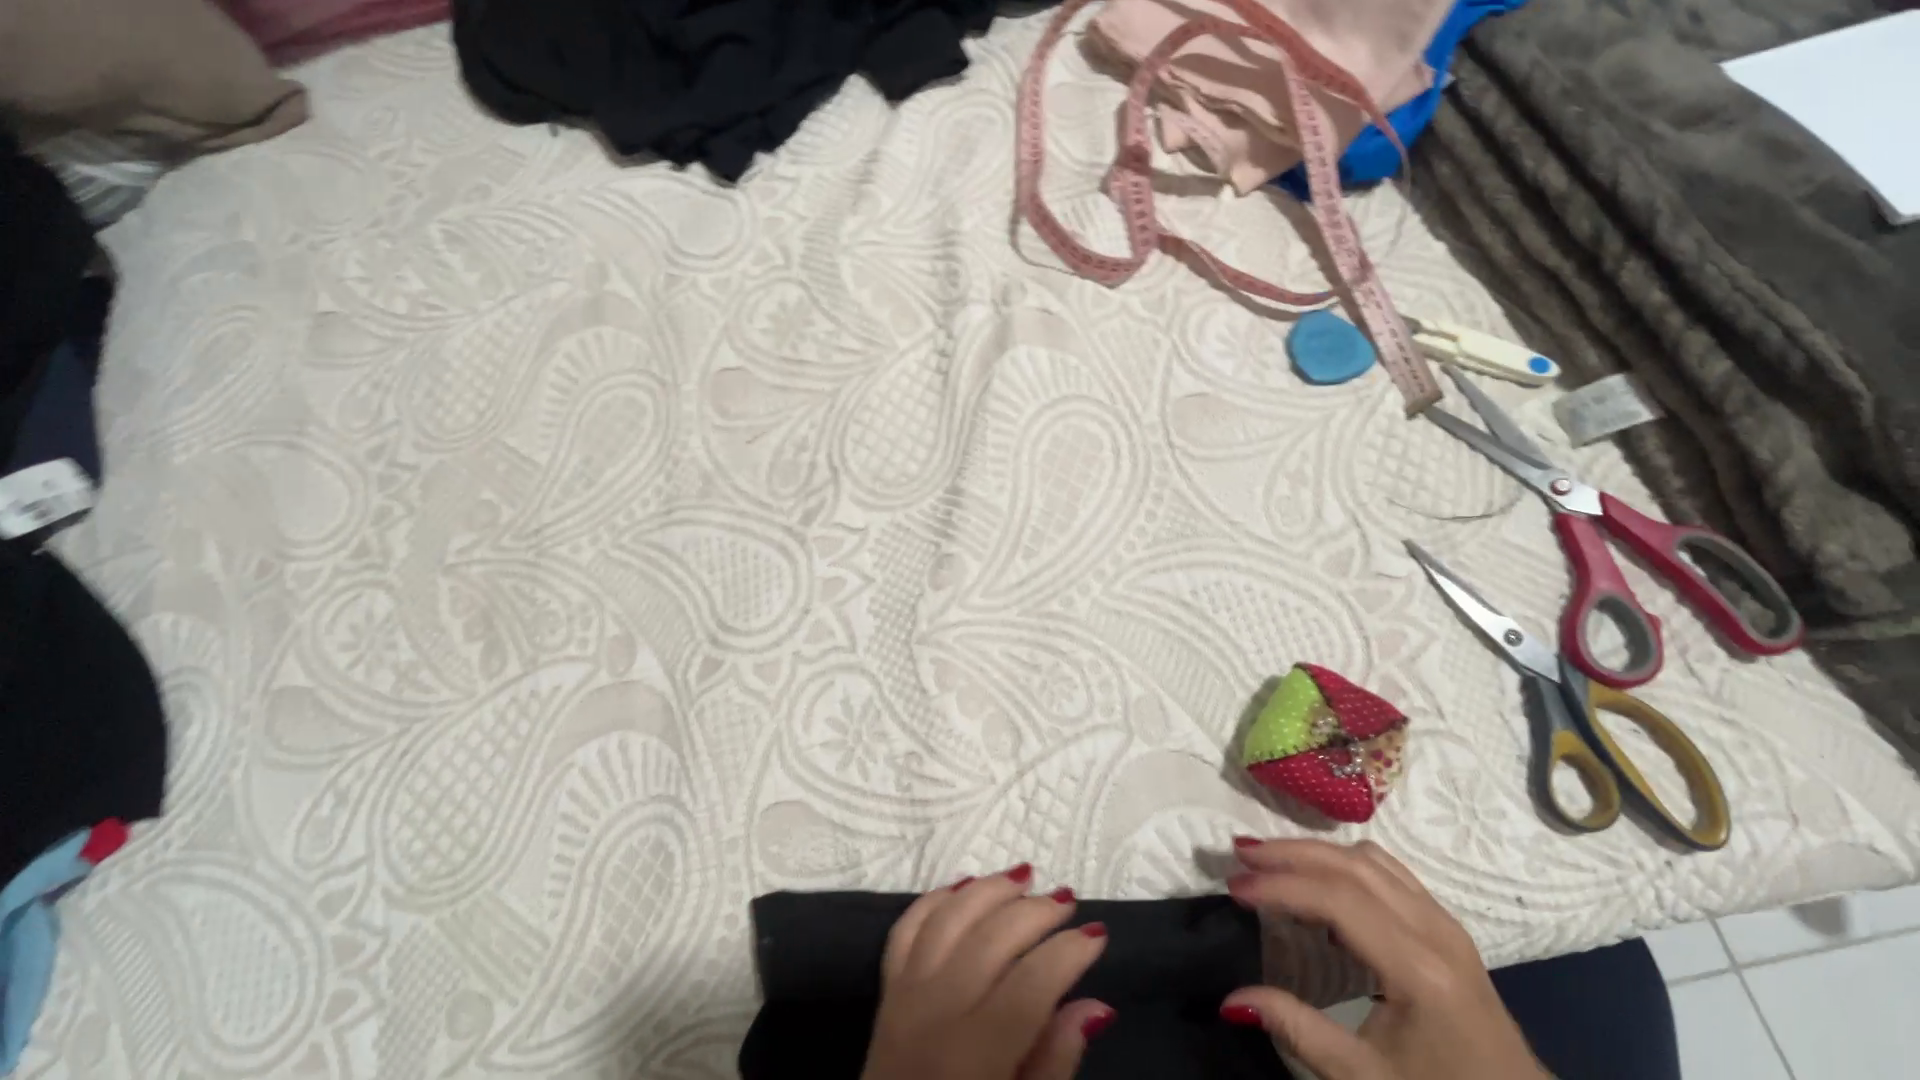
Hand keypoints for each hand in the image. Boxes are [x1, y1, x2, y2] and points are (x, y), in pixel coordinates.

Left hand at [861, 864, 1114, 1079]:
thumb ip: (1054, 1064)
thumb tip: (1093, 1006)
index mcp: (974, 1055)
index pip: (1029, 984)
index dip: (1067, 953)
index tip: (1098, 933)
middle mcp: (935, 1014)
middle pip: (990, 940)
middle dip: (1034, 912)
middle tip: (1068, 899)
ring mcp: (904, 997)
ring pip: (947, 920)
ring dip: (986, 890)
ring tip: (1023, 876)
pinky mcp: (885, 992)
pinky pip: (906, 929)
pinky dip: (935, 900)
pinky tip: (963, 886)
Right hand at [1221, 839, 1548, 1079]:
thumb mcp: (1364, 1079)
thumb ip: (1296, 1030)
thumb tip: (1230, 1001)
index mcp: (1418, 968)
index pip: (1338, 899)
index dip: (1281, 885)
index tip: (1233, 887)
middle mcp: (1436, 931)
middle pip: (1354, 865)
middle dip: (1291, 854)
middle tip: (1240, 856)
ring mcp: (1445, 922)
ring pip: (1373, 860)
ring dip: (1316, 852)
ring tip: (1269, 860)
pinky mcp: (1445, 925)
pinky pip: (1390, 872)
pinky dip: (1343, 864)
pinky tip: (1317, 880)